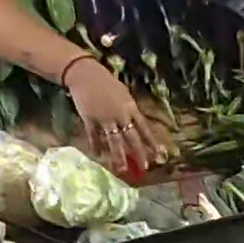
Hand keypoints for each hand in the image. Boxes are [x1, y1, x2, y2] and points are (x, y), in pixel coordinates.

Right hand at [64, 55, 169, 175]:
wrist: (85, 74)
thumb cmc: (107, 82)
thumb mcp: (124, 94)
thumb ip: (130, 109)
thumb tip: (136, 124)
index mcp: (131, 108)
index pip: (144, 128)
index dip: (151, 142)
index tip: (158, 155)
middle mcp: (120, 115)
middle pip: (132, 138)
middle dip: (139, 154)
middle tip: (144, 168)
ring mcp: (105, 118)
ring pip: (114, 141)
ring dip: (119, 156)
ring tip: (122, 168)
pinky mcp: (90, 119)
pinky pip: (94, 136)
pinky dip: (96, 145)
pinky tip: (98, 155)